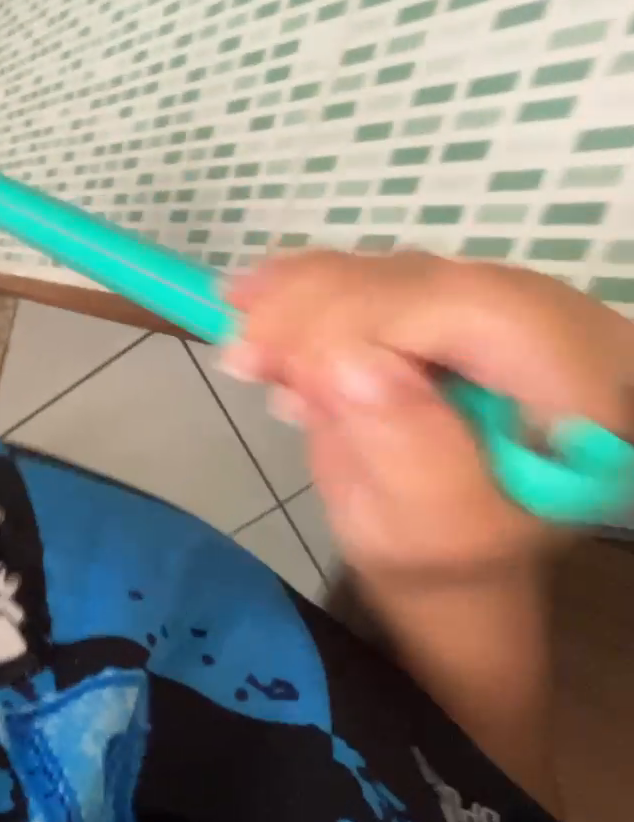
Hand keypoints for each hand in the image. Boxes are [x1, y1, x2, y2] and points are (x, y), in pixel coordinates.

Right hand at [223, 251, 633, 583]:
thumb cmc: (445, 549)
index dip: (361, 322)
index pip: (474, 310)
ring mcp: (489, 315)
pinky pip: (365, 278)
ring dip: (295, 297)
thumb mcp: (436, 524)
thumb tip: (349, 367)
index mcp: (582, 381)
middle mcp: (550, 328)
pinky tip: (246, 303)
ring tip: (239, 347)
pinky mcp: (434, 315)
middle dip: (316, 308)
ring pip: (387, 272)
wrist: (443, 547)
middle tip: (239, 356)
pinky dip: (297, 287)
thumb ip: (410, 448)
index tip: (273, 365)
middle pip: (424, 281)